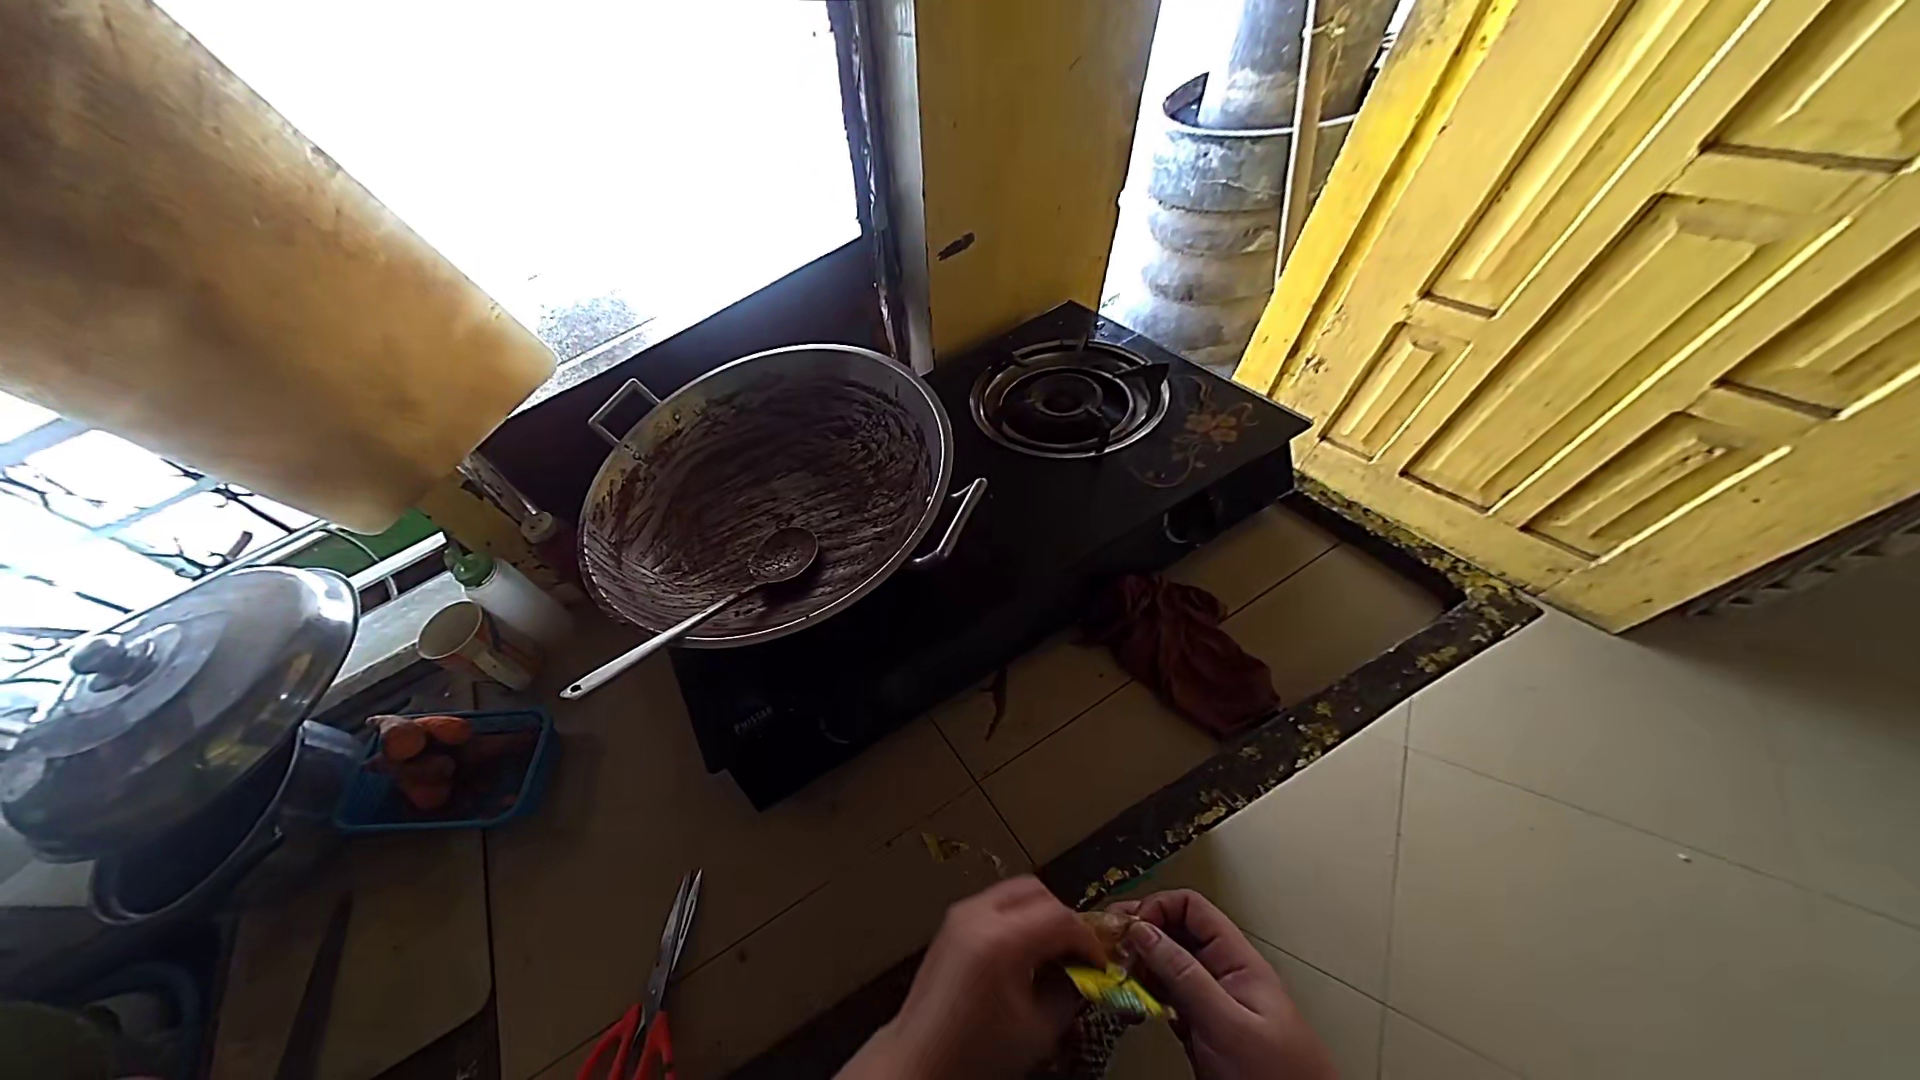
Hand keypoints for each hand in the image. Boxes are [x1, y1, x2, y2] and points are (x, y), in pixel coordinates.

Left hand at [838, 877, 1103, 1079]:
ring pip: (1017, 890)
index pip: (1060, 917)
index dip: (1087, 939)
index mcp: (1002, 941)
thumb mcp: (1038, 1030)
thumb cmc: (976, 1053)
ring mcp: (962, 912)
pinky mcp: (953, 918)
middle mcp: (979, 914)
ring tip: (1051, 950)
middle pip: (1038, 891)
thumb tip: (1086, 974)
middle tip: (1077, 951)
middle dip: (1064, 918)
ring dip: (1040, 913)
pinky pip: (997, 901)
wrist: (921, 1058)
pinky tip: (1024, 949)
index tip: (1099, 962)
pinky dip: (1018, 915)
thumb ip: (1068, 992)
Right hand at [1108, 889, 1338, 1079]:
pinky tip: (1132, 997)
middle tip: (1109, 941)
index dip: (1159, 908)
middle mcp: (1223, 974)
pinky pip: (1170, 995)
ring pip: (1170, 963)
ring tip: (1115, 967)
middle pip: (1177, 931)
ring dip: (1142, 960)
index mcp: (1237, 961)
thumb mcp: (1226, 1024)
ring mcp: (1213, 1003)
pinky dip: (1148, 990)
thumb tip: (1142, 929)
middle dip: (1143, 930)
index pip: (1192, 907)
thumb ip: (1183, 974)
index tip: (1131, 930)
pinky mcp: (1204, 1030)